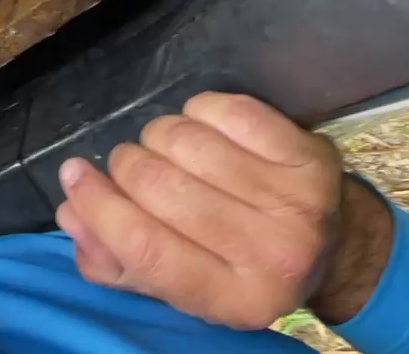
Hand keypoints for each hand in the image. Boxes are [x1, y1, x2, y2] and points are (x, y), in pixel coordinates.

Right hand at [54, 92, 392, 329]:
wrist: (337, 246)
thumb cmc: (238, 259)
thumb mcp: (177, 279)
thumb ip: (115, 257)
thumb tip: (70, 213)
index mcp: (233, 299)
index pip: (146, 248)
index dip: (98, 206)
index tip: (73, 174)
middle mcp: (270, 257)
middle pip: (158, 185)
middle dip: (126, 165)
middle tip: (133, 166)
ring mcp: (294, 202)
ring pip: (184, 140)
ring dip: (159, 135)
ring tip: (171, 150)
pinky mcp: (305, 154)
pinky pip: (223, 110)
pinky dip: (198, 109)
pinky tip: (204, 127)